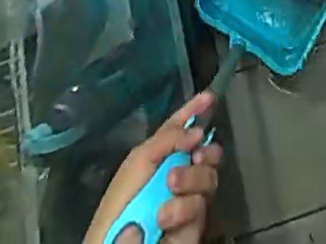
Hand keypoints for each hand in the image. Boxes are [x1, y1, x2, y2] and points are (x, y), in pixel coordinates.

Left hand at [82, 92, 225, 243]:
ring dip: (191, 179)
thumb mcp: (139, 160)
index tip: (210, 97)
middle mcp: (179, 174)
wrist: (116, 241)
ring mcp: (188, 200)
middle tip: (198, 156)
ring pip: (208, 179)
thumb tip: (198, 132)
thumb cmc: (122, 199)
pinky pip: (200, 210)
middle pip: (206, 154)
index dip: (195, 110)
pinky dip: (182, 210)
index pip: (182, 127)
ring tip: (171, 186)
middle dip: (206, 152)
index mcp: (162, 154)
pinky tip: (164, 217)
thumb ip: (168, 140)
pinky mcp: (192, 226)